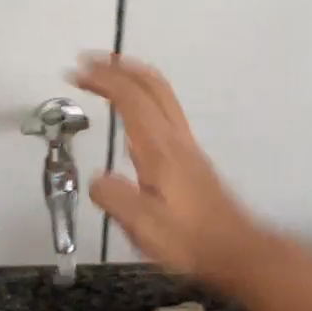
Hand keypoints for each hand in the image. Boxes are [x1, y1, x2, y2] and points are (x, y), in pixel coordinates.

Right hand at [73, 54, 264, 279]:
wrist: (235, 250)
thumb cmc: (189, 241)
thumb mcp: (142, 225)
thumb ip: (114, 197)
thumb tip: (97, 179)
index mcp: (159, 150)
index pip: (130, 100)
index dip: (103, 80)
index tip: (77, 73)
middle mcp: (175, 140)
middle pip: (152, 85)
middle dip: (119, 66)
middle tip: (91, 60)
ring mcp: (186, 147)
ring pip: (162, 94)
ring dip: (133, 77)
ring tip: (110, 73)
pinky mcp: (190, 159)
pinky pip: (166, 111)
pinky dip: (145, 96)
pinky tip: (134, 112)